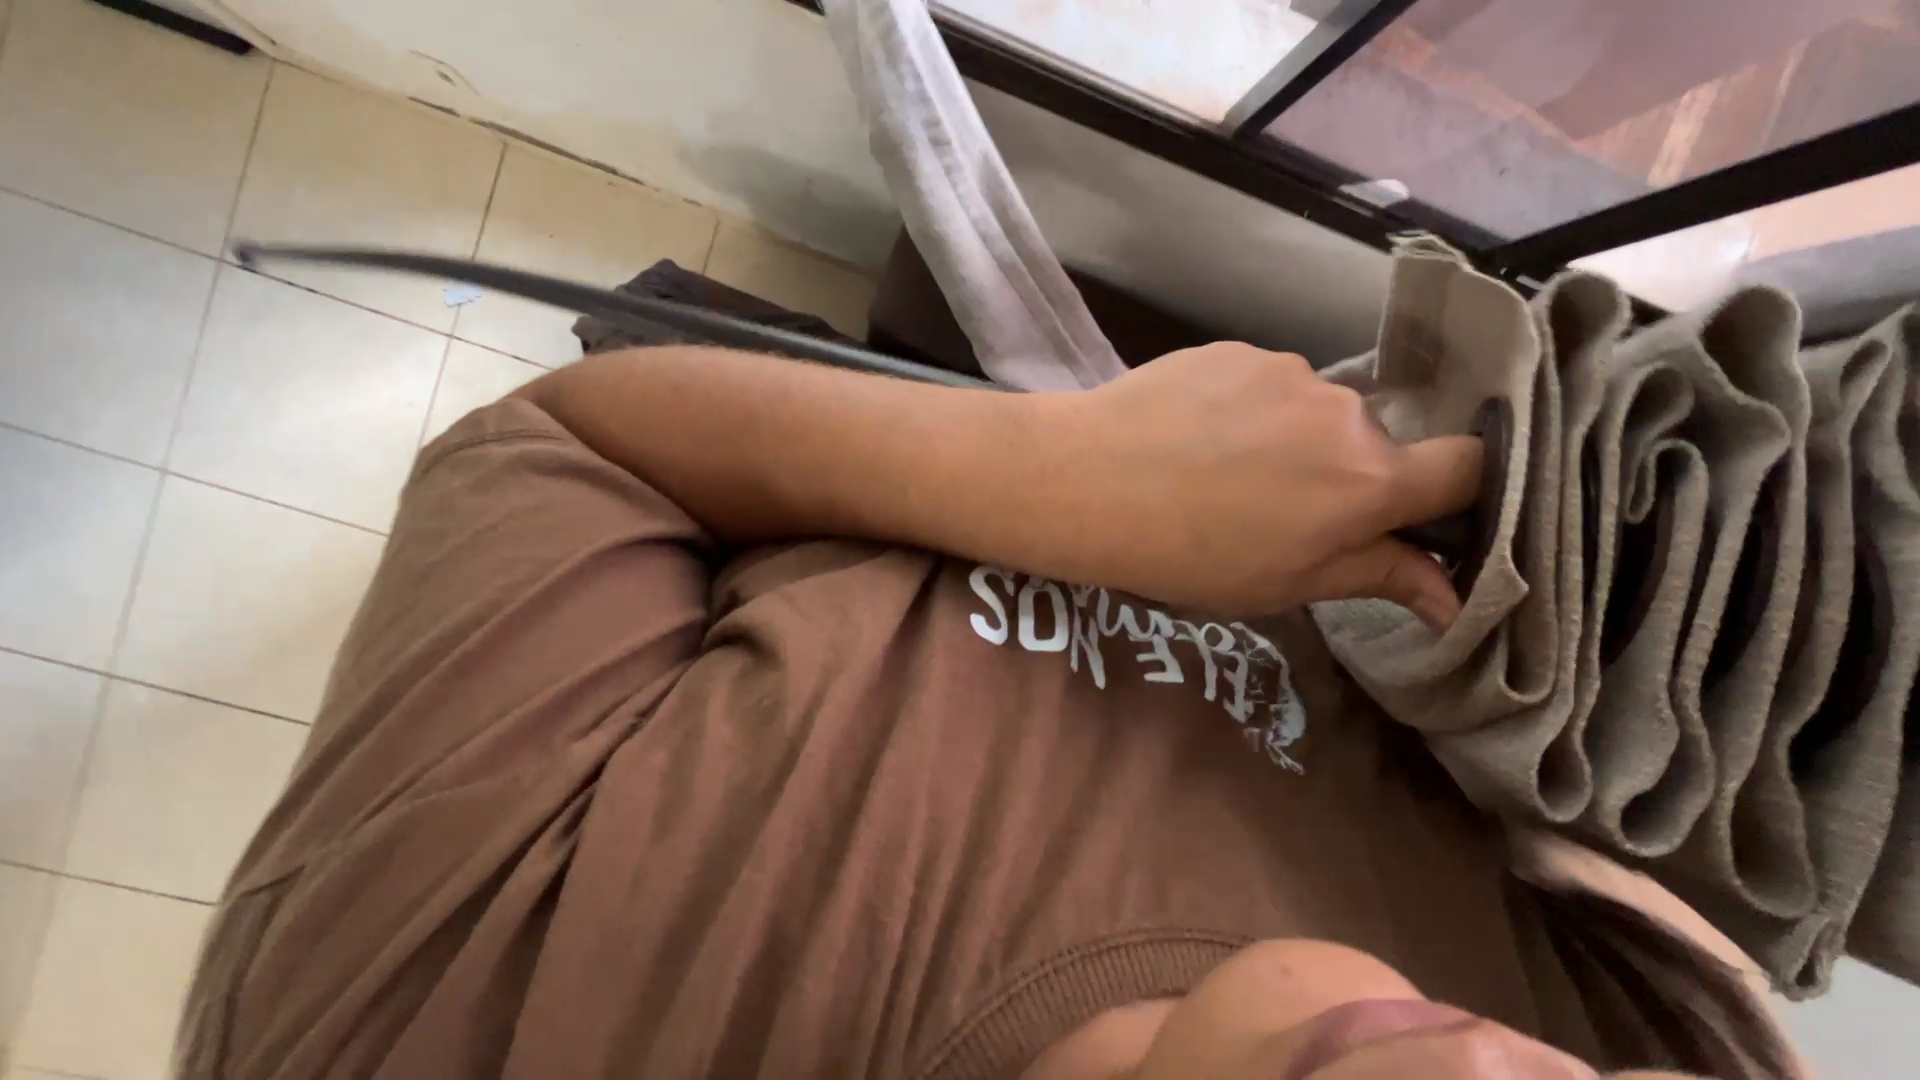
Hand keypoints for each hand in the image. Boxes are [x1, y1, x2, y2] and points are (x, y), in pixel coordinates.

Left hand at [1025, 343, 1481, 626]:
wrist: (1086, 482)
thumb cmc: (1187, 554)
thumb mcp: (1287, 584)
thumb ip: (1377, 576)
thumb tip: (1453, 597)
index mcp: (1369, 478)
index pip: (1468, 466)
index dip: (1456, 493)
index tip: (1418, 515)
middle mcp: (1344, 410)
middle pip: (1375, 442)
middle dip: (1343, 475)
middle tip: (1273, 510)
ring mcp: (1286, 370)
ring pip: (1313, 412)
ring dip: (1289, 440)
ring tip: (1218, 473)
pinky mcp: (1235, 350)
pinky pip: (1263, 385)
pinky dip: (1244, 411)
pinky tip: (1192, 438)